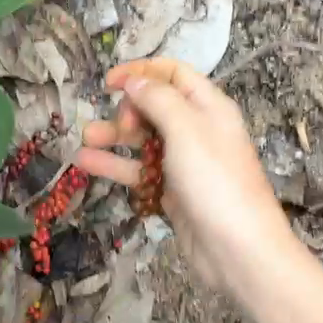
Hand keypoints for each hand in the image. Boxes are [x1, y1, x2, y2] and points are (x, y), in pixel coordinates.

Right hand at [75, 59, 293, 288]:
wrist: (237, 250)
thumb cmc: (215, 181)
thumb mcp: (186, 130)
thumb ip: (158, 99)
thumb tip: (135, 80)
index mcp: (208, 107)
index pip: (173, 73)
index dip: (142, 72)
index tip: (109, 82)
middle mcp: (197, 131)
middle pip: (154, 106)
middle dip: (127, 109)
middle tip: (119, 127)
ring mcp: (183, 163)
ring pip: (142, 140)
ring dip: (113, 137)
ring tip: (85, 139)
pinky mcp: (171, 192)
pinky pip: (139, 171)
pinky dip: (114, 166)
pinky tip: (86, 163)